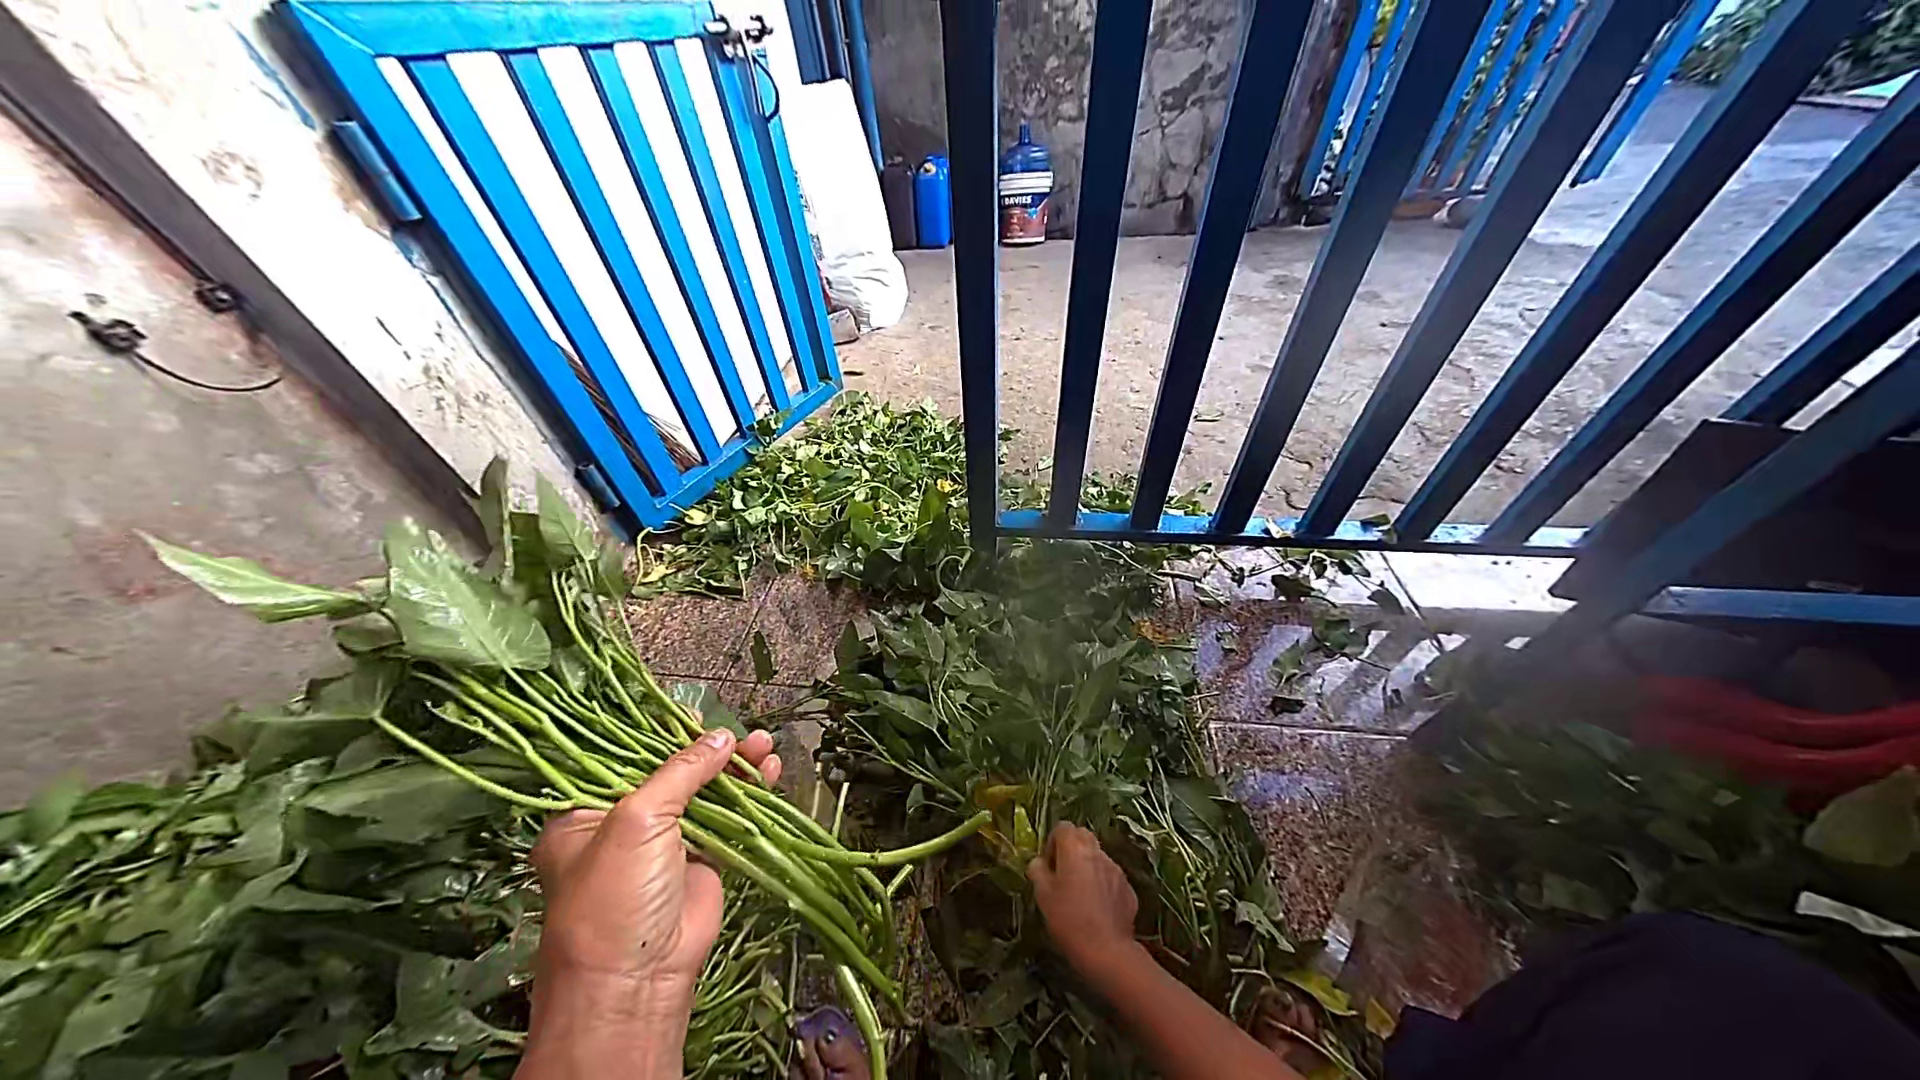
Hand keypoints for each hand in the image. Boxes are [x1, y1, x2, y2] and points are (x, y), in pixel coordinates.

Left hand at [517, 726, 780, 1079]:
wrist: (638, 980)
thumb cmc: (614, 898)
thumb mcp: (637, 820)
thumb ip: (681, 771)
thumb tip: (722, 736)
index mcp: (587, 814)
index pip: (627, 758)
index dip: (662, 734)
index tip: (695, 714)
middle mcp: (625, 824)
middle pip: (674, 772)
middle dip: (710, 750)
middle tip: (741, 733)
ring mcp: (666, 842)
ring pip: (707, 793)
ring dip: (737, 770)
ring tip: (764, 746)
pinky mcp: (702, 860)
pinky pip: (729, 818)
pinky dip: (750, 796)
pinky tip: (770, 774)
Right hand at [1027, 822, 1139, 975]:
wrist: (1106, 951)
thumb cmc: (1068, 920)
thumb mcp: (1043, 895)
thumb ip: (1038, 871)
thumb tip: (1039, 862)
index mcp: (1074, 849)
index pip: (1063, 827)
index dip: (1053, 842)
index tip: (1049, 864)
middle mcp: (1097, 853)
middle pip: (1083, 835)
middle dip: (1072, 848)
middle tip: (1063, 873)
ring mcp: (1116, 870)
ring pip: (1098, 856)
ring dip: (1087, 865)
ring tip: (1080, 893)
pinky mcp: (1128, 888)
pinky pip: (1111, 877)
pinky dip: (1102, 883)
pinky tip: (1096, 908)